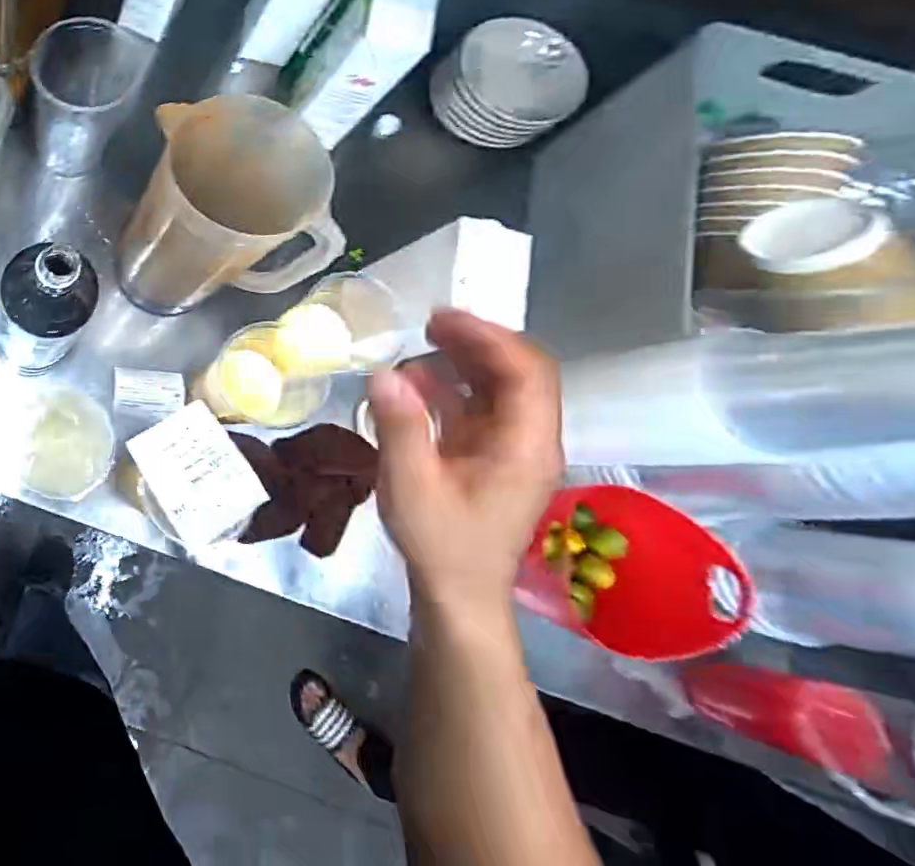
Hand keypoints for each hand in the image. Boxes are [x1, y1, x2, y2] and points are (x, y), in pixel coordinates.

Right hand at [367, 310, 561, 625]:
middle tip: (429, 324)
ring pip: (501, 387)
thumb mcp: (412, 485)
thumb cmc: (441, 543)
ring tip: (421, 344)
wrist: (458, 593)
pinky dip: (453, 387)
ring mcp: (513, 447)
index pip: (527, 373)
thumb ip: (401, 426)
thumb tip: (384, 374)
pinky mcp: (493, 455)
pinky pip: (481, 407)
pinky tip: (417, 383)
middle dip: (477, 342)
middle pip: (520, 373)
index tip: (442, 320)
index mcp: (526, 446)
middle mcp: (530, 440)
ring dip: (465, 361)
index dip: (488, 338)